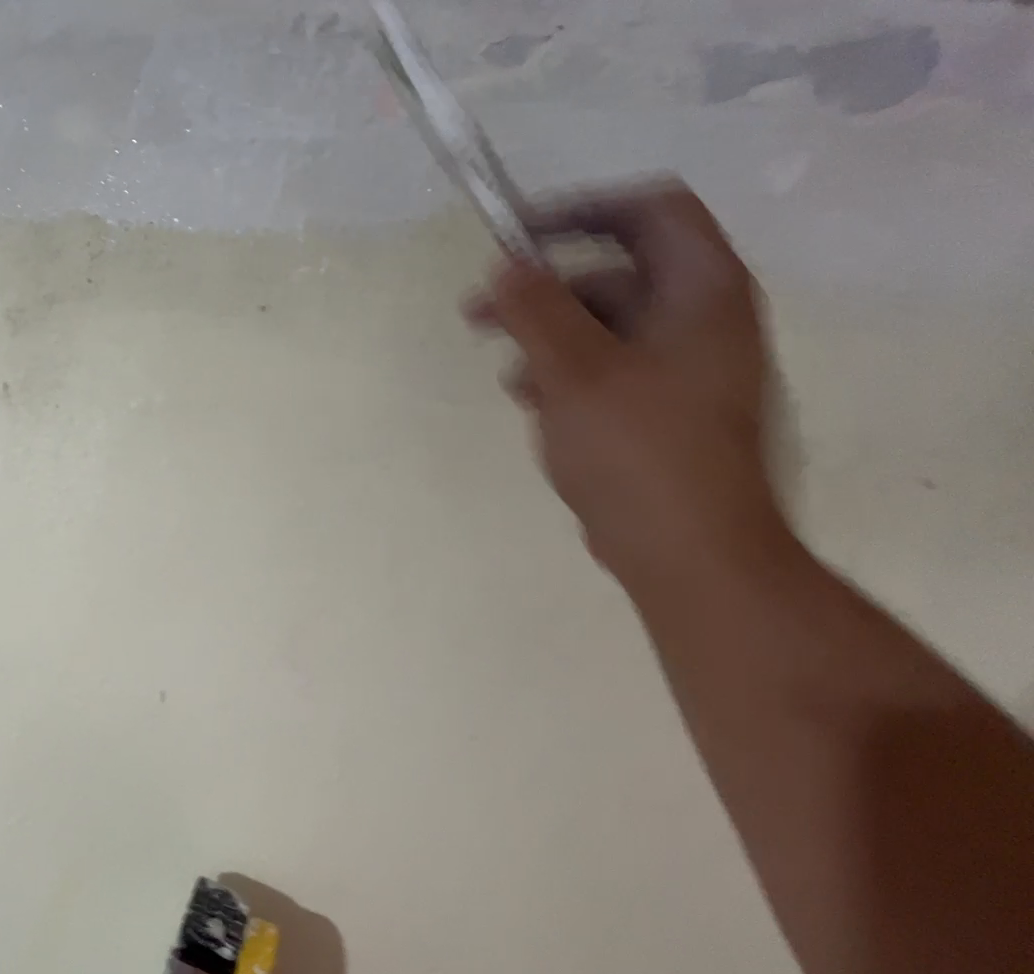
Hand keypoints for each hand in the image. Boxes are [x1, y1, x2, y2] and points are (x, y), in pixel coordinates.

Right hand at [466, 179, 792, 587]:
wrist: (690, 552)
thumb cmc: (638, 452)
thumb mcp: (575, 372)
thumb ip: (536, 310)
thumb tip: (507, 264)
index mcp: (703, 293)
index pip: (650, 211)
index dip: (580, 211)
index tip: (515, 239)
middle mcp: (704, 320)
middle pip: (617, 272)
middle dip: (543, 289)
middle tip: (479, 314)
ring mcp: (687, 370)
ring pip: (606, 327)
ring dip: (547, 338)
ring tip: (504, 372)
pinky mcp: (665, 413)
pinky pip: (609, 371)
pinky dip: (565, 375)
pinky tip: (532, 403)